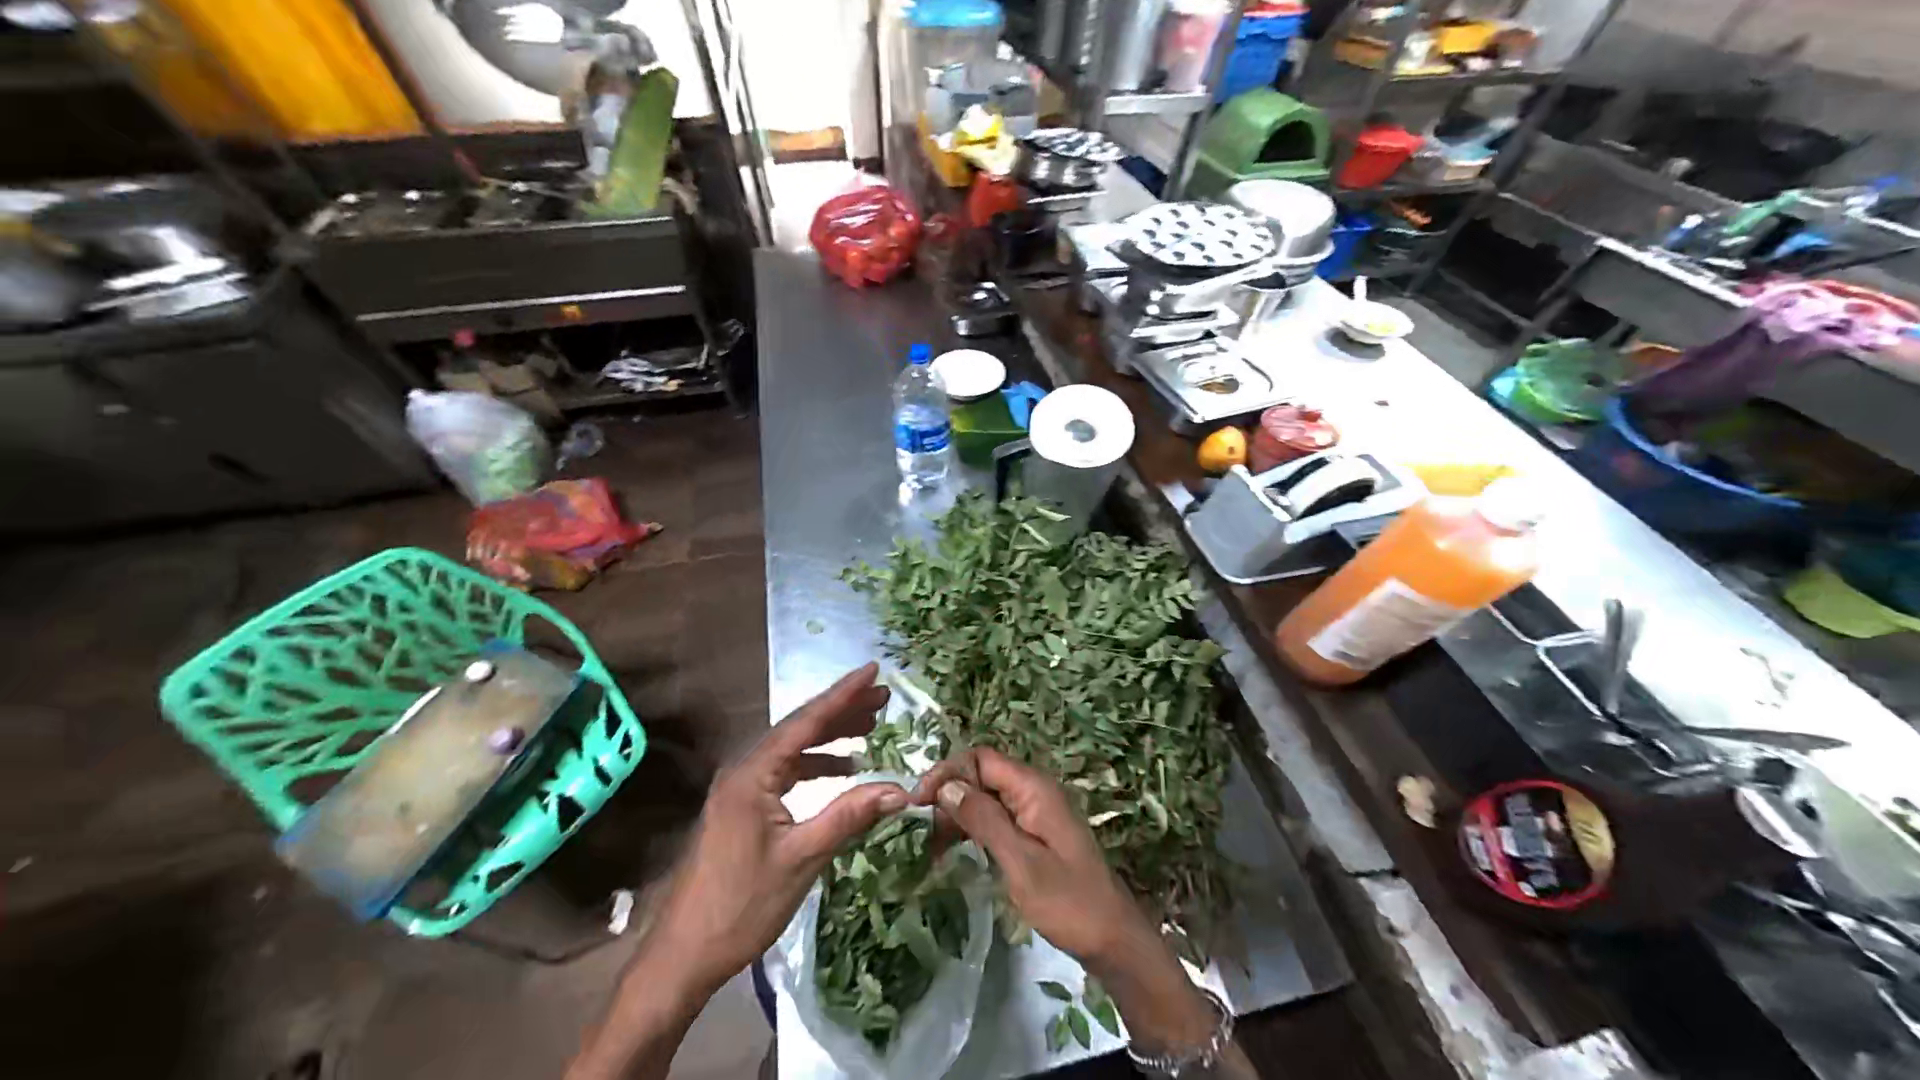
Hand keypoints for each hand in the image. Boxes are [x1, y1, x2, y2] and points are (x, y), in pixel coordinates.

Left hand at [650, 662, 909, 993]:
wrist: (683, 954)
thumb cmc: (741, 906)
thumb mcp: (801, 860)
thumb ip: (848, 817)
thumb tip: (899, 789)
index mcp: (752, 775)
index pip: (804, 723)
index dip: (842, 695)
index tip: (872, 670)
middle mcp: (744, 771)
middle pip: (798, 730)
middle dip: (841, 711)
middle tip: (882, 697)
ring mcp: (741, 790)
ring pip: (792, 750)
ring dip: (830, 737)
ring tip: (870, 726)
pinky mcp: (743, 808)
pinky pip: (785, 772)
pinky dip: (816, 766)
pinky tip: (842, 769)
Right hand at [911, 746, 1144, 963]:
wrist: (1112, 939)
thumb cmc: (1068, 901)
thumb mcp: (1020, 862)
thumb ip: (984, 820)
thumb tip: (947, 786)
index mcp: (1033, 788)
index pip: (981, 758)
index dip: (948, 773)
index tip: (919, 802)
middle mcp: (1034, 791)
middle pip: (981, 775)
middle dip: (948, 794)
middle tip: (919, 829)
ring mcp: (1035, 812)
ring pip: (986, 797)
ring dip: (957, 814)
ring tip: (929, 844)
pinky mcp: (1034, 834)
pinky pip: (996, 818)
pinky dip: (972, 828)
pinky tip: (953, 849)